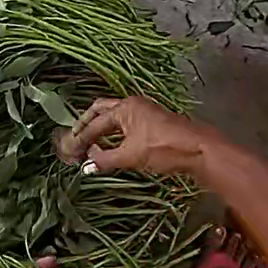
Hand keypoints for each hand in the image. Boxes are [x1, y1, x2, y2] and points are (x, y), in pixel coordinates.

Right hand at [57, 97, 215, 176]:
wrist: (198, 149)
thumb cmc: (164, 149)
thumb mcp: (131, 156)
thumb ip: (105, 159)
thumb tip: (87, 163)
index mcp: (124, 108)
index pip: (94, 124)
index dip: (80, 139)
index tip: (69, 153)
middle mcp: (132, 104)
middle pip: (100, 111)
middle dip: (86, 125)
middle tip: (75, 141)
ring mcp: (144, 111)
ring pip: (114, 117)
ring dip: (100, 129)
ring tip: (89, 145)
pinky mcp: (152, 122)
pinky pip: (125, 124)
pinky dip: (113, 133)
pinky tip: (110, 146)